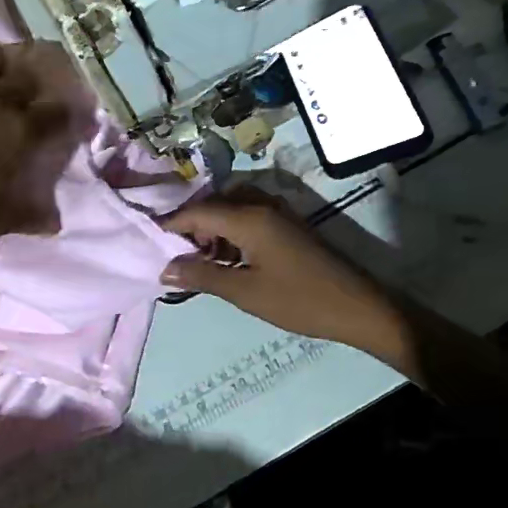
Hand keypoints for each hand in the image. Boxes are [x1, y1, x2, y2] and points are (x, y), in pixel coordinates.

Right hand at [161, 190, 406, 356]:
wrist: (355, 306)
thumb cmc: (298, 300)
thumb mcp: (245, 292)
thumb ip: (203, 277)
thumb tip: (165, 268)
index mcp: (250, 217)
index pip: (199, 211)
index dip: (173, 224)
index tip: (152, 241)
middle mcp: (263, 205)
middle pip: (216, 202)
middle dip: (194, 224)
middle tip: (181, 254)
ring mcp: (279, 212)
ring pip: (234, 206)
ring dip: (215, 227)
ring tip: (205, 260)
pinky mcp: (289, 225)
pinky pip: (251, 215)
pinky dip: (233, 230)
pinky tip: (231, 259)